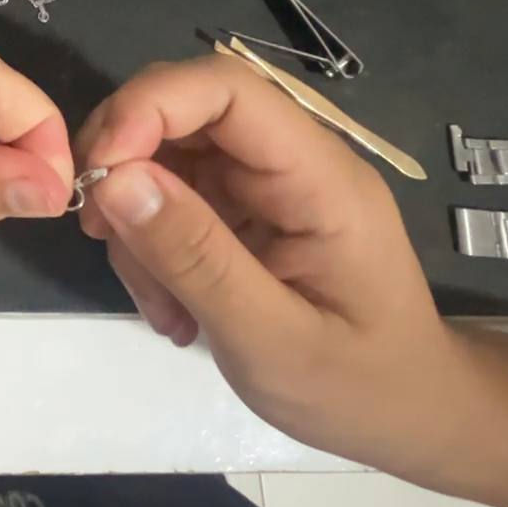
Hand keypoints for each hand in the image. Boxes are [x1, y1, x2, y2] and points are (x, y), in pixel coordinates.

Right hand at [75, 57, 477, 470]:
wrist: (410, 418)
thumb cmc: (362, 387)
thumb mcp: (274, 341)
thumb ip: (195, 258)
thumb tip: (112, 179)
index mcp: (318, 175)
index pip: (226, 88)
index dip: (151, 106)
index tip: (98, 168)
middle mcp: (283, 158)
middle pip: (180, 109)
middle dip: (123, 161)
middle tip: (98, 230)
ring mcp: (254, 179)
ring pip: (158, 154)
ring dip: (131, 220)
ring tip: (158, 302)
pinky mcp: (231, 203)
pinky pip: (161, 194)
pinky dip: (143, 242)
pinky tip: (167, 302)